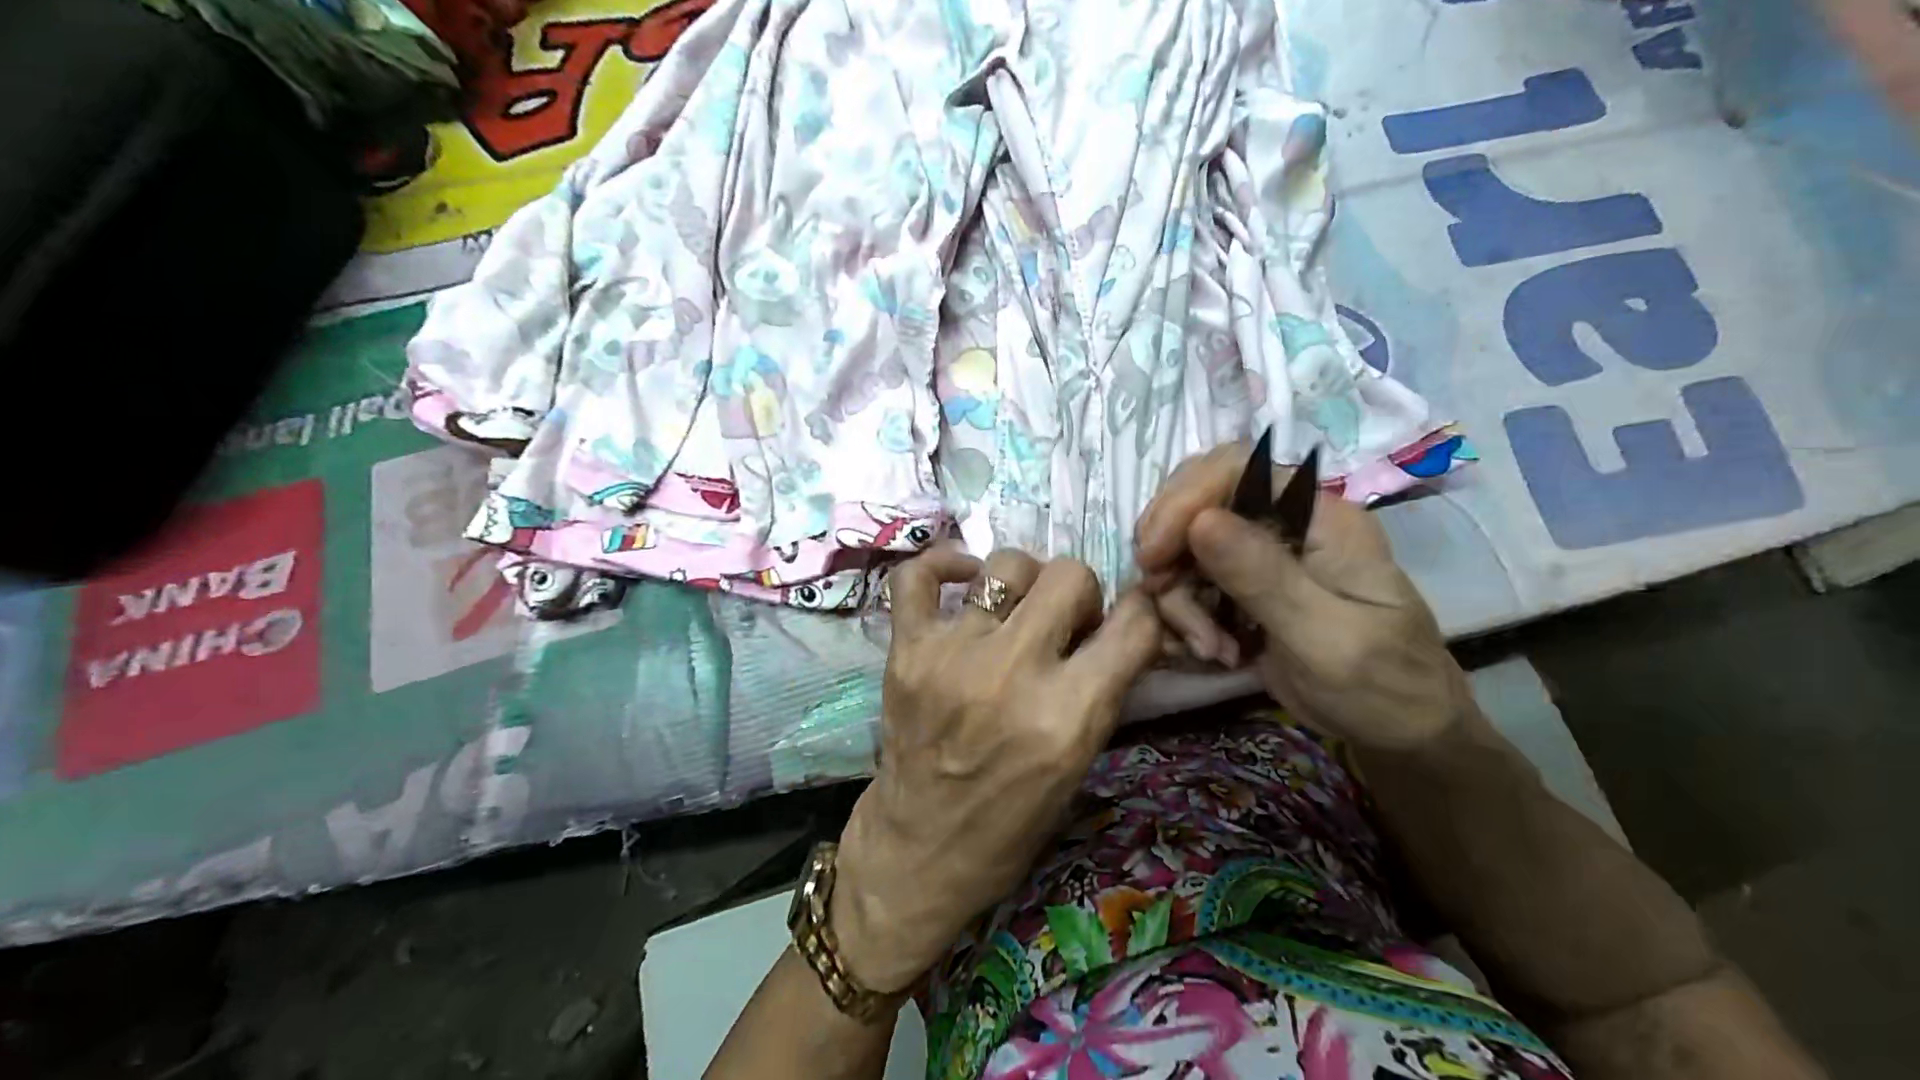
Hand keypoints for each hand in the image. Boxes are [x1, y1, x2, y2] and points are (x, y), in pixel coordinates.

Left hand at [831, 546, 1161, 992]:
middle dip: (1079, 593)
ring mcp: (952, 655)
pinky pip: (919, 574)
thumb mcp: (1079, 763)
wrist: (921, 848)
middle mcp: (1012, 675)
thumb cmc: (1011, 821)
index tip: (1124, 619)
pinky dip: (945, 564)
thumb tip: (1113, 623)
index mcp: (1069, 717)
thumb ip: (1101, 688)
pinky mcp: (906, 650)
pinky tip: (966, 580)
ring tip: (1016, 608)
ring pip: (1006, 565)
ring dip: (1024, 581)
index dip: (1140, 613)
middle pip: (1070, 575)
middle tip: (1064, 621)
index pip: (1134, 625)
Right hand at [1135, 442, 1468, 750]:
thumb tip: (1200, 521)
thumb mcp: (1324, 636)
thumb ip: (1263, 577)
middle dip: (1170, 550)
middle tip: (1157, 592)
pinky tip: (1211, 652)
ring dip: (1180, 600)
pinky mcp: (1241, 589)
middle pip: (1198, 503)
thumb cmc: (1382, 685)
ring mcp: (1260, 557)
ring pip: (1185, 550)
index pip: (1235, 469)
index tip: (1153, 552)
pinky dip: (1186, 618)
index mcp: (1318, 516)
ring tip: (1208, 649)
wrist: (1399, 732)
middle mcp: (1283, 524)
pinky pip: (1189, 585)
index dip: (1184, 499)